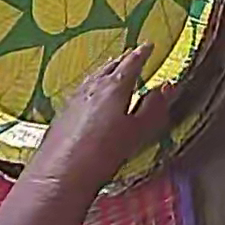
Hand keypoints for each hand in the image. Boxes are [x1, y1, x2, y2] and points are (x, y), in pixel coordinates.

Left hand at [23, 46, 171, 197]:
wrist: (57, 178)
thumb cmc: (102, 154)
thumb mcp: (137, 132)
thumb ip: (153, 107)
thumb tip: (168, 86)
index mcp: (115, 87)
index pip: (132, 63)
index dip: (142, 53)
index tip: (148, 46)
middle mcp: (94, 87)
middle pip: (111, 66)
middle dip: (124, 58)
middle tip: (133, 53)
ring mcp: (75, 99)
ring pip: (95, 76)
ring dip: (107, 69)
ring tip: (112, 67)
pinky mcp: (61, 114)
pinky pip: (82, 88)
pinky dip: (92, 83)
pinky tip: (90, 92)